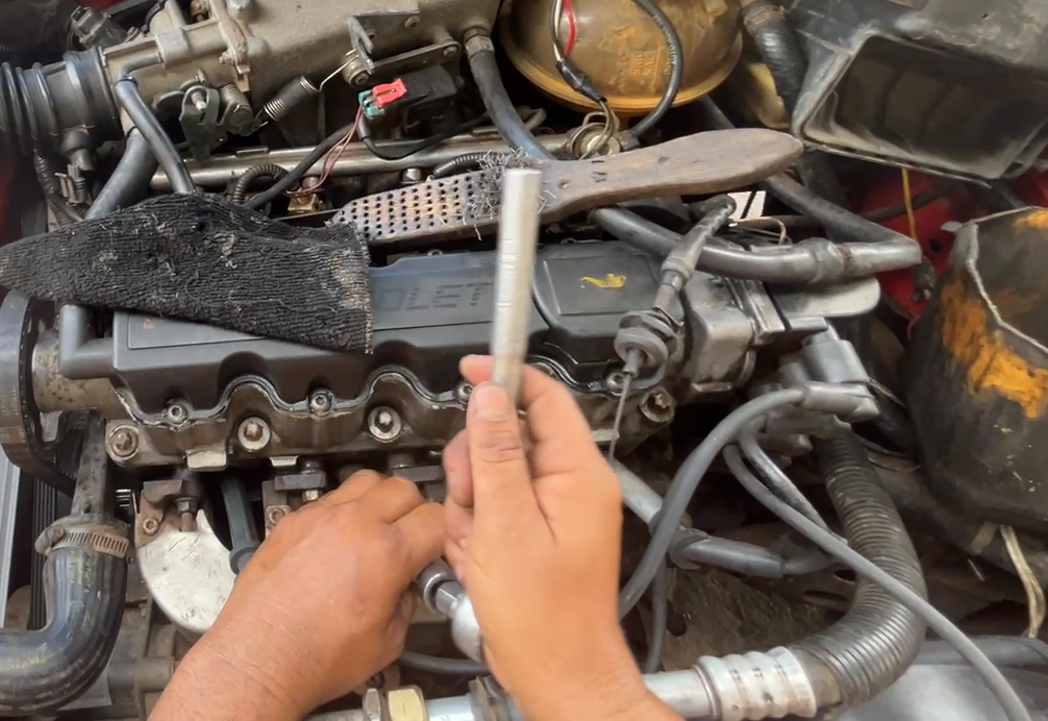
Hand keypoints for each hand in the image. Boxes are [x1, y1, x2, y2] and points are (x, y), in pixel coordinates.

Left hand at [154, 471, 444, 720]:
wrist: (261, 653)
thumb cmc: (314, 655)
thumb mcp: (387, 642)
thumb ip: (407, 601)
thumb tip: (409, 584)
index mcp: (384, 552)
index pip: (436, 517)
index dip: (446, 532)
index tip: (442, 545)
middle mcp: (352, 522)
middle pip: (403, 486)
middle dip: (416, 510)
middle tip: (414, 535)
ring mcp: (319, 515)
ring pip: (365, 480)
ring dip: (380, 499)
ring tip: (380, 528)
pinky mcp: (295, 518)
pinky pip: (330, 497)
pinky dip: (344, 510)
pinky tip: (342, 539)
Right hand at [443, 356, 675, 720]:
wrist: (556, 676)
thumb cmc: (543, 616)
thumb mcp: (506, 524)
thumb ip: (495, 453)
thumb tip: (488, 396)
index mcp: (577, 474)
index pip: (544, 397)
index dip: (504, 376)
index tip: (470, 370)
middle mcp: (569, 483)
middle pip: (505, 432)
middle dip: (474, 463)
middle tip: (472, 500)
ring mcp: (551, 506)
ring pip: (489, 466)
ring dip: (470, 499)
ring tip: (477, 539)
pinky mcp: (533, 525)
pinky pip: (488, 499)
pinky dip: (474, 521)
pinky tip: (479, 552)